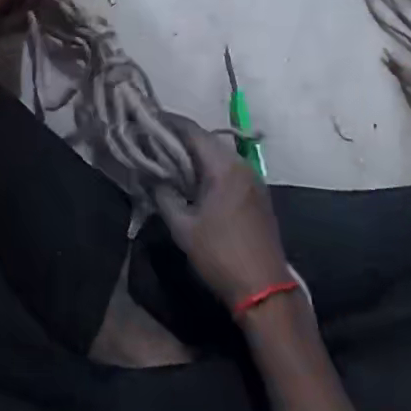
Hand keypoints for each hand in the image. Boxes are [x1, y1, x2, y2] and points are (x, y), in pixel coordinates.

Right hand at [152, 114, 291, 308]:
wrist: (265, 289)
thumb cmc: (221, 255)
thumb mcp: (184, 227)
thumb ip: (164, 196)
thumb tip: (152, 176)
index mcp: (224, 166)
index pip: (192, 131)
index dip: (167, 124)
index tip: (146, 121)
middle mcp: (242, 165)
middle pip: (206, 141)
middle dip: (178, 140)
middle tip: (151, 143)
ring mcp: (253, 179)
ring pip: (217, 156)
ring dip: (193, 156)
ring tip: (166, 161)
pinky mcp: (256, 195)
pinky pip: (228, 171)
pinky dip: (208, 170)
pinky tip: (191, 182)